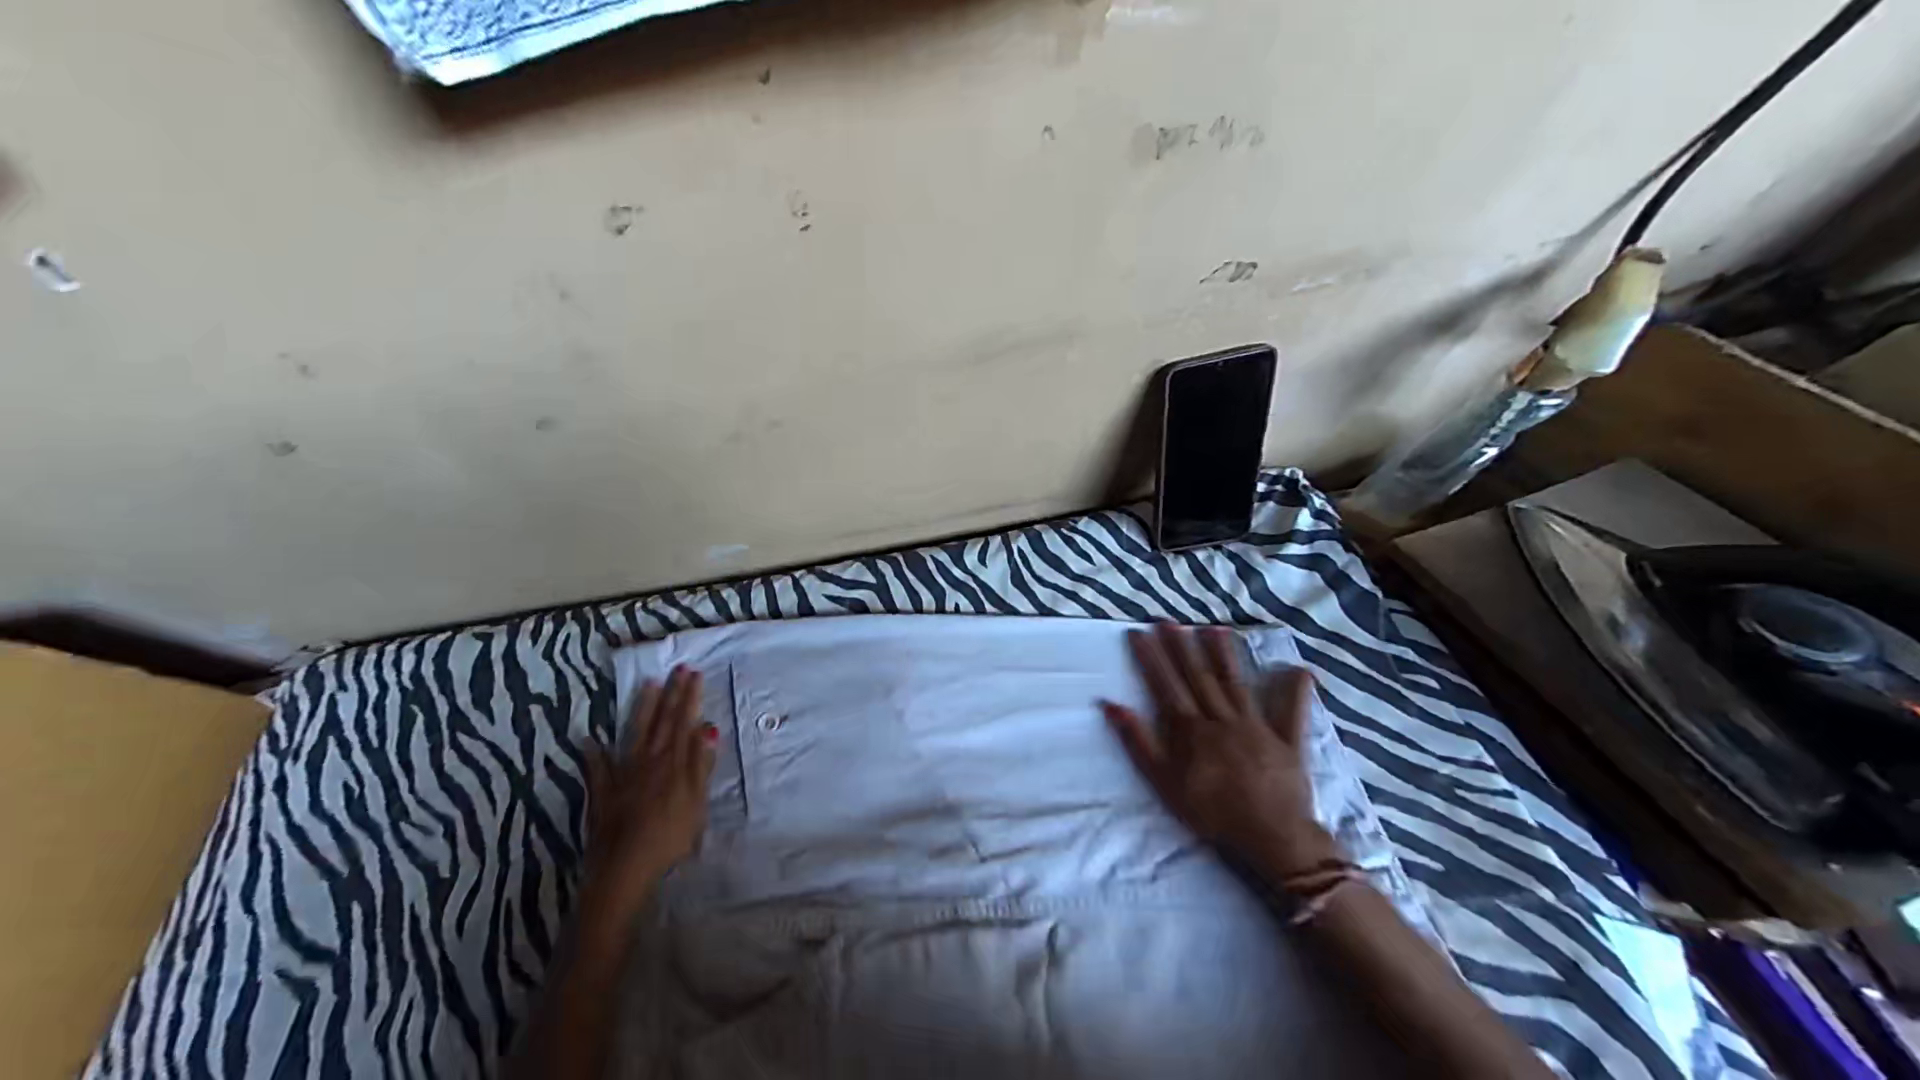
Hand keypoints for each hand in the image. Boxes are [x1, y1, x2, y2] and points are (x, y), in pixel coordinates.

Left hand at [580, 665, 715, 931]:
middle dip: (671, 694)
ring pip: (634, 734)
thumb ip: (700, 764)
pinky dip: (594, 754)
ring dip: (642, 710)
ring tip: (646, 686)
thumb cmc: (669, 838)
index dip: (689, 697)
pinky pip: (598, 769)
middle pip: (662, 722)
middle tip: (678, 669)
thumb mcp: (696, 802)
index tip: (693, 673)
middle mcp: (648, 762)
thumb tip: (706, 728)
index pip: (683, 722)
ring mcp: (623, 776)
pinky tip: (588, 740)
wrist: (625, 868)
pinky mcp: (604, 794)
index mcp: (673, 763)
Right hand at [1103, 623, 1339, 878]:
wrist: (1269, 837)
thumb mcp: (1163, 782)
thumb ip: (1138, 741)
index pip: (1166, 685)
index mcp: (1191, 729)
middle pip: (1198, 676)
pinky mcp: (1287, 740)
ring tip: (1214, 629)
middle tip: (1169, 620)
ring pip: (1236, 683)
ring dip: (1224, 655)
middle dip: (1181, 646)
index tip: (1138, 632)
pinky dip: (1295, 691)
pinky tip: (1299, 670)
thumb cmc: (1211, 813)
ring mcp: (1256, 726)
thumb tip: (1112, 705)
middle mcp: (1222, 718)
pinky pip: (1292, 712)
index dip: (1151, 657)